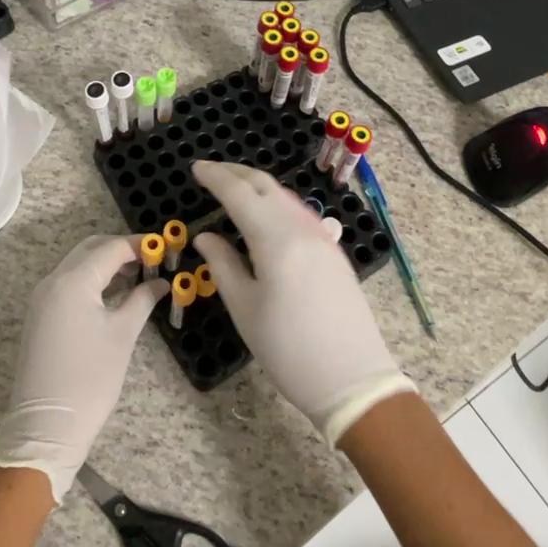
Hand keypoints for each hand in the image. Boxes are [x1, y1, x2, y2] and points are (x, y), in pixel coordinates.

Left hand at [0, 234, 168, 502]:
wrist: (46, 426)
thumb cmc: (90, 379)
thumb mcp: (122, 336)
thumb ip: (142, 300)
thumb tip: (161, 283)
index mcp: (73, 281)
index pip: (111, 248)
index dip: (140, 245)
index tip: (165, 248)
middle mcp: (53, 281)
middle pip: (91, 249)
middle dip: (121, 249)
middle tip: (152, 261)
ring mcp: (42, 298)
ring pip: (78, 265)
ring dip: (106, 264)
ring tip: (138, 276)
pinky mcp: (40, 315)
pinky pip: (68, 283)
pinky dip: (92, 280)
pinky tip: (114, 294)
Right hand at [190, 161, 415, 444]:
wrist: (352, 378)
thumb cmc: (288, 350)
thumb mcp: (245, 309)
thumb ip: (223, 265)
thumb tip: (205, 236)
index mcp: (275, 240)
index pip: (239, 194)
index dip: (215, 177)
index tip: (195, 168)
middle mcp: (301, 228)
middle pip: (266, 185)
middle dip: (236, 172)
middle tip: (210, 171)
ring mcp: (323, 237)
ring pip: (285, 196)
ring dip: (257, 185)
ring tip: (233, 189)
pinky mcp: (334, 250)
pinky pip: (300, 212)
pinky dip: (277, 202)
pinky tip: (266, 214)